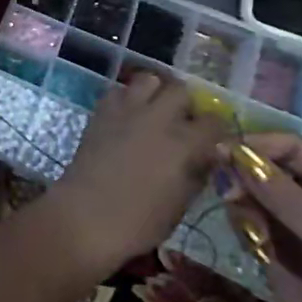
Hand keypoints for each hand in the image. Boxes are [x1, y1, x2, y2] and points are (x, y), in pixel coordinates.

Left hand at [39, 74, 230, 268]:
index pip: (214, 120)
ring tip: (154, 113)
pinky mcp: (99, 114)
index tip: (213, 140)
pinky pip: (117, 92)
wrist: (84, 216)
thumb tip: (208, 154)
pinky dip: (126, 98)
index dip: (216, 129)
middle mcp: (156, 118)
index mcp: (184, 142)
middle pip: (180, 90)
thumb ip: (199, 171)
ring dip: (155, 92)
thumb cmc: (139, 221)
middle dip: (186, 103)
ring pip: (147, 80)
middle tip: (183, 123)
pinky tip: (128, 118)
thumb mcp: (182, 203)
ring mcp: (124, 112)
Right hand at [225, 133, 301, 301]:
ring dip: (243, 200)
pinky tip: (253, 243)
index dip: (262, 146)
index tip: (222, 151)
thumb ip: (287, 200)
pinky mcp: (278, 242)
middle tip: (225, 190)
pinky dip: (243, 222)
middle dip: (247, 174)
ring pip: (255, 190)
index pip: (300, 150)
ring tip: (248, 229)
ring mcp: (300, 221)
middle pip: (273, 166)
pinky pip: (250, 215)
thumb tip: (238, 155)